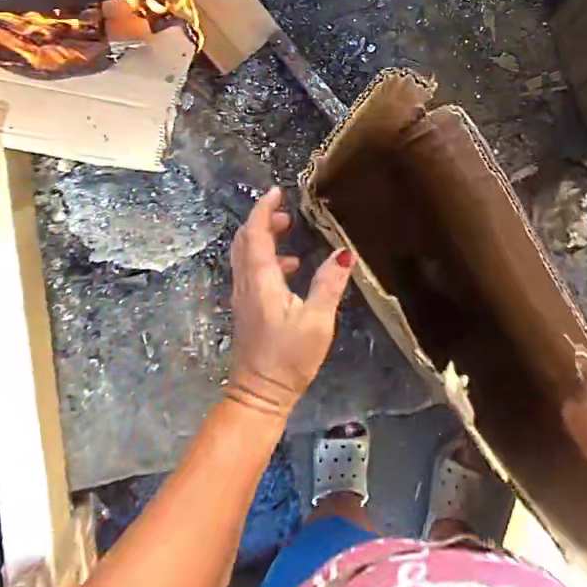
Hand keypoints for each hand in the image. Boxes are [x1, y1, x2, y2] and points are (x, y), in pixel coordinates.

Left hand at [225, 186, 354, 418]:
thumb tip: (344, 253)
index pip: (255, 233)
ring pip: (245, 255)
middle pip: (245, 240)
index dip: (264, 209)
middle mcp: (246, 282)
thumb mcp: (317, 320)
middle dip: (263, 220)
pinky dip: (266, 258)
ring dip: (263, 238)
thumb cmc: (289, 357)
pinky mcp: (246, 308)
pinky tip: (291, 270)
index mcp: (260, 279)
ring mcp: (243, 296)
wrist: (260, 394)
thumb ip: (329, 284)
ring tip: (290, 233)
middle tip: (286, 212)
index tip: (277, 192)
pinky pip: (250, 270)